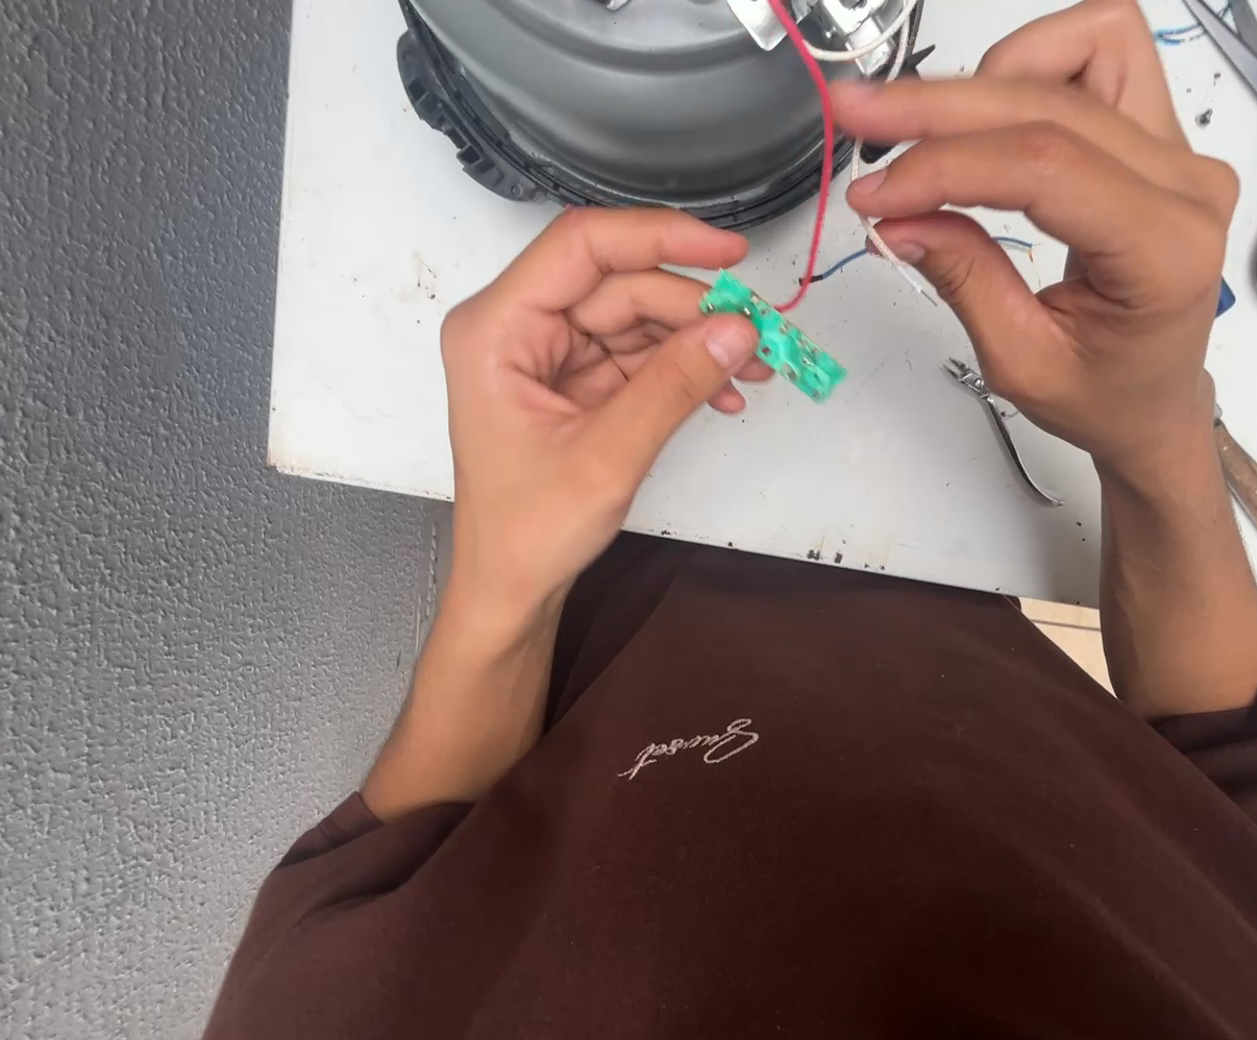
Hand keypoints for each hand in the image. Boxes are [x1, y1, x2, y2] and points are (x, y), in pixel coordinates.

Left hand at [438, 208, 764, 626]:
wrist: (515, 586)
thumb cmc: (531, 530)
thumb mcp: (608, 457)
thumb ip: (672, 387)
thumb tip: (738, 330)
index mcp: (498, 329)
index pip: (583, 248)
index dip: (659, 237)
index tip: (729, 253)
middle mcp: (521, 329)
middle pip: (620, 285)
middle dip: (693, 307)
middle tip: (758, 333)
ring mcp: (552, 357)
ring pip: (637, 319)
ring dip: (697, 341)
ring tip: (755, 366)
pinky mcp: (579, 384)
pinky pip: (640, 358)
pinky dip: (683, 372)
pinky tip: (724, 392)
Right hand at [833, 0, 1238, 487]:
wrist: (1151, 403)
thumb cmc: (1101, 397)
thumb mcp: (1020, 361)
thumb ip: (964, 279)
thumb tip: (896, 220)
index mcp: (1164, 252)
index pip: (1043, 167)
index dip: (944, 167)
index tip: (872, 193)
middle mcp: (1185, 184)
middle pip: (1052, 98)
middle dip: (941, 107)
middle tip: (859, 117)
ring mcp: (1178, 151)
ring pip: (1085, 47)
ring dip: (993, 77)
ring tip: (928, 131)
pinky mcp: (1158, 139)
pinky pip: (1098, 57)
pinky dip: (1029, 71)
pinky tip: (982, 121)